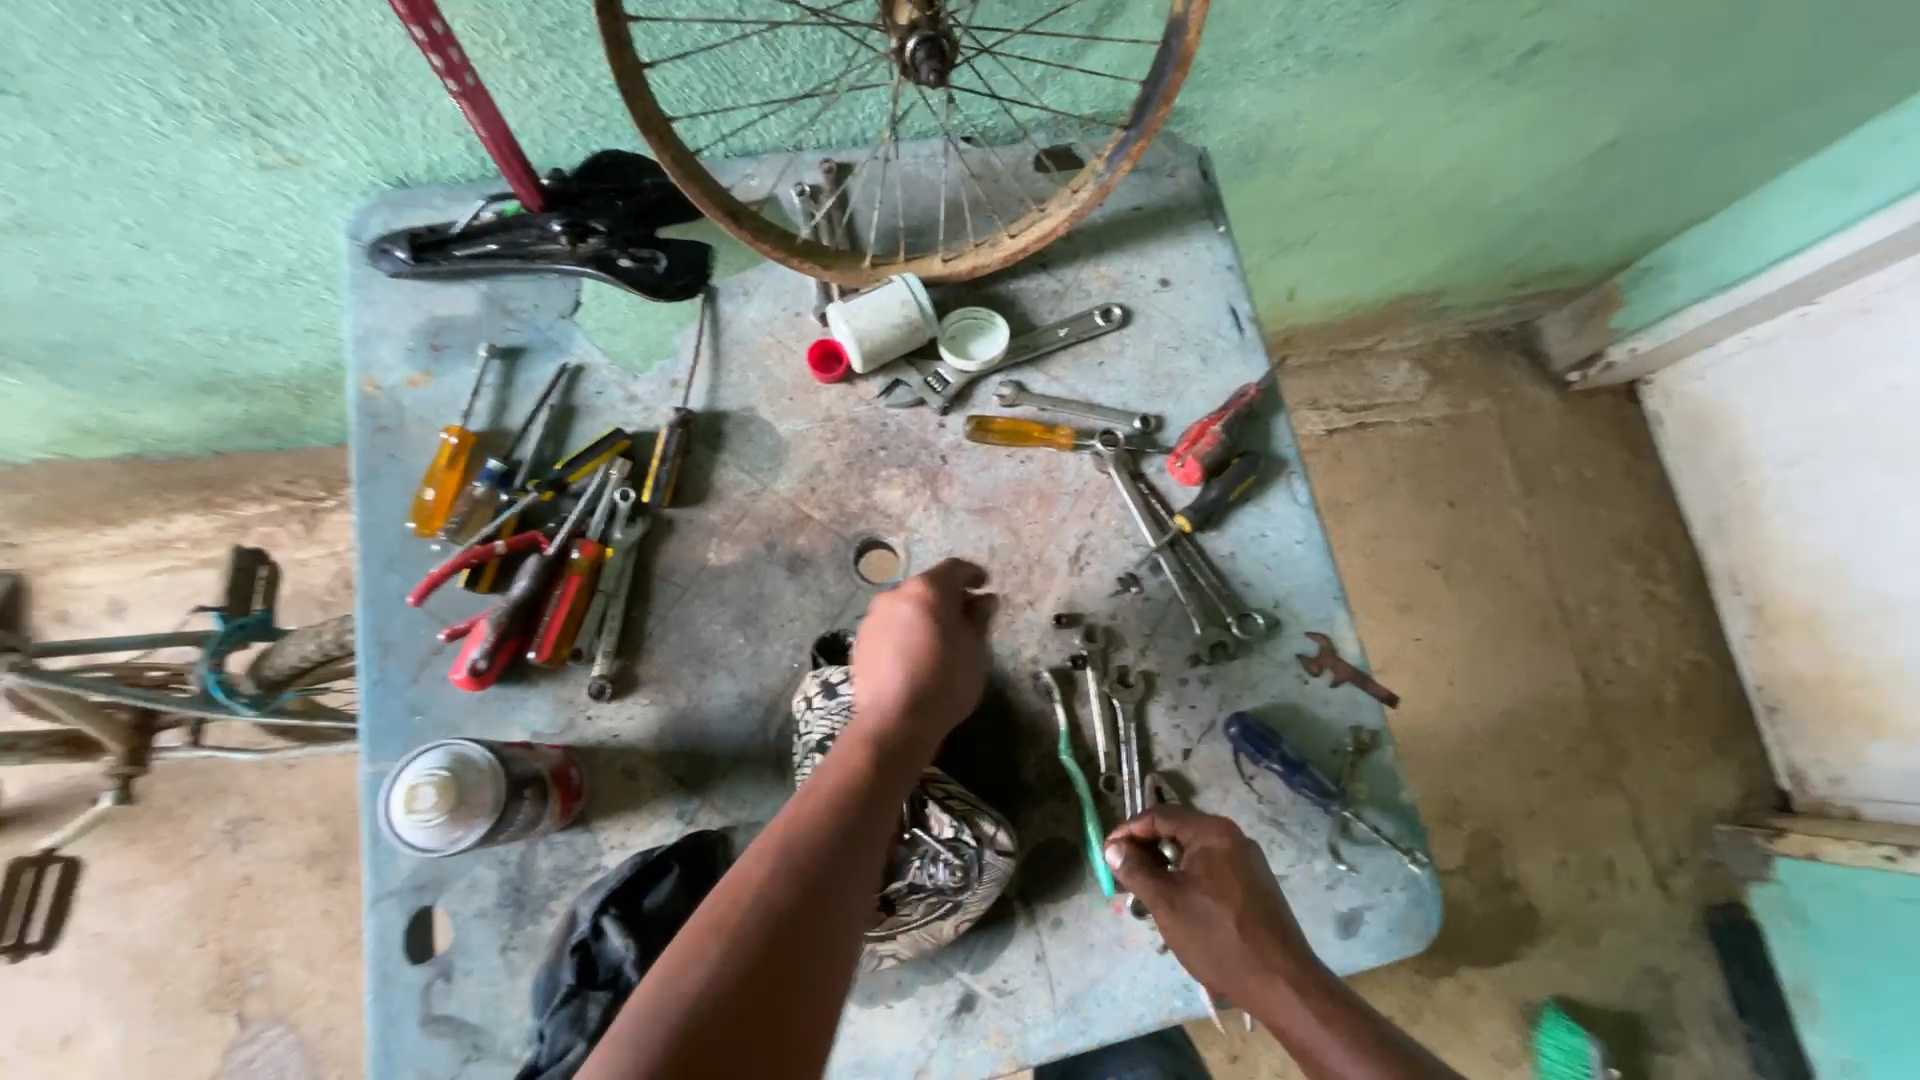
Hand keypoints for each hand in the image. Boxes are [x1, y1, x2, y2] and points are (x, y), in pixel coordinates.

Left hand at [848, 558, 994, 765]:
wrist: (895, 721)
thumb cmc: (945, 681)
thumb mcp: (974, 650)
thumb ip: (978, 618)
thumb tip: (984, 600)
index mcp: (927, 590)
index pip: (954, 568)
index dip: (972, 574)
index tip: (984, 585)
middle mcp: (895, 595)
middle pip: (927, 587)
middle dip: (947, 597)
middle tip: (965, 615)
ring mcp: (873, 618)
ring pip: (905, 607)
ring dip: (923, 615)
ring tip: (938, 638)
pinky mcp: (860, 642)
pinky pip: (889, 627)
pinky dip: (904, 632)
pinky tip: (914, 655)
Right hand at [1106, 806, 1321, 1004]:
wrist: (1282, 983)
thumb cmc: (1218, 937)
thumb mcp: (1167, 902)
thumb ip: (1135, 869)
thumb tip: (1113, 848)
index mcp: (1212, 832)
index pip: (1159, 815)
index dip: (1128, 830)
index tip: (1107, 851)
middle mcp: (1232, 837)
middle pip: (1178, 831)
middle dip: (1146, 850)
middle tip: (1123, 873)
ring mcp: (1247, 861)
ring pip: (1194, 853)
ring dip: (1166, 867)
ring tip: (1145, 892)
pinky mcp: (1254, 885)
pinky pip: (1212, 869)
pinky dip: (1188, 878)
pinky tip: (1177, 904)